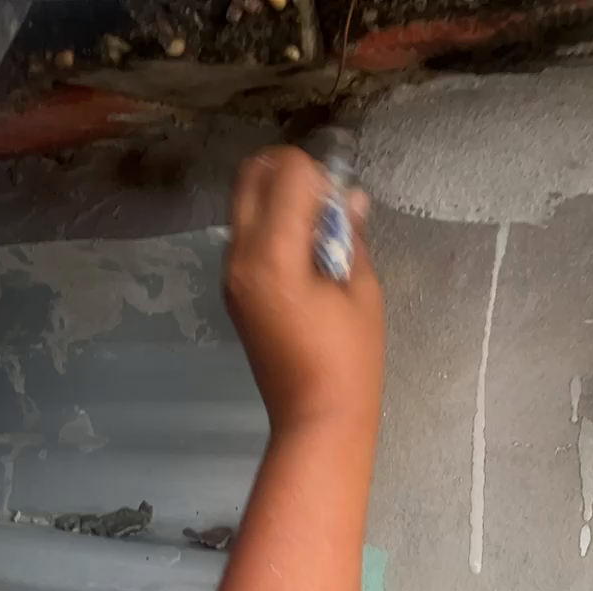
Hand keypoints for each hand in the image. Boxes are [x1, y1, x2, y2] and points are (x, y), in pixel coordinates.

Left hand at [225, 146, 384, 434]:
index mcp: (274, 254)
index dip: (319, 174)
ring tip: (315, 237)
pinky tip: (301, 259)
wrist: (314, 417)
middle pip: (252, 174)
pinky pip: (244, 237)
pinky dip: (268, 228)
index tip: (339, 205)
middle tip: (323, 204)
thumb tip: (349, 199)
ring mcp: (231, 276)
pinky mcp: (233, 293)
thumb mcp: (361, 292)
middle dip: (288, 173)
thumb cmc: (349, 360)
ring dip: (277, 200)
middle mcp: (240, 257)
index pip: (286, 171)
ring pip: (243, 203)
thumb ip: (349, 236)